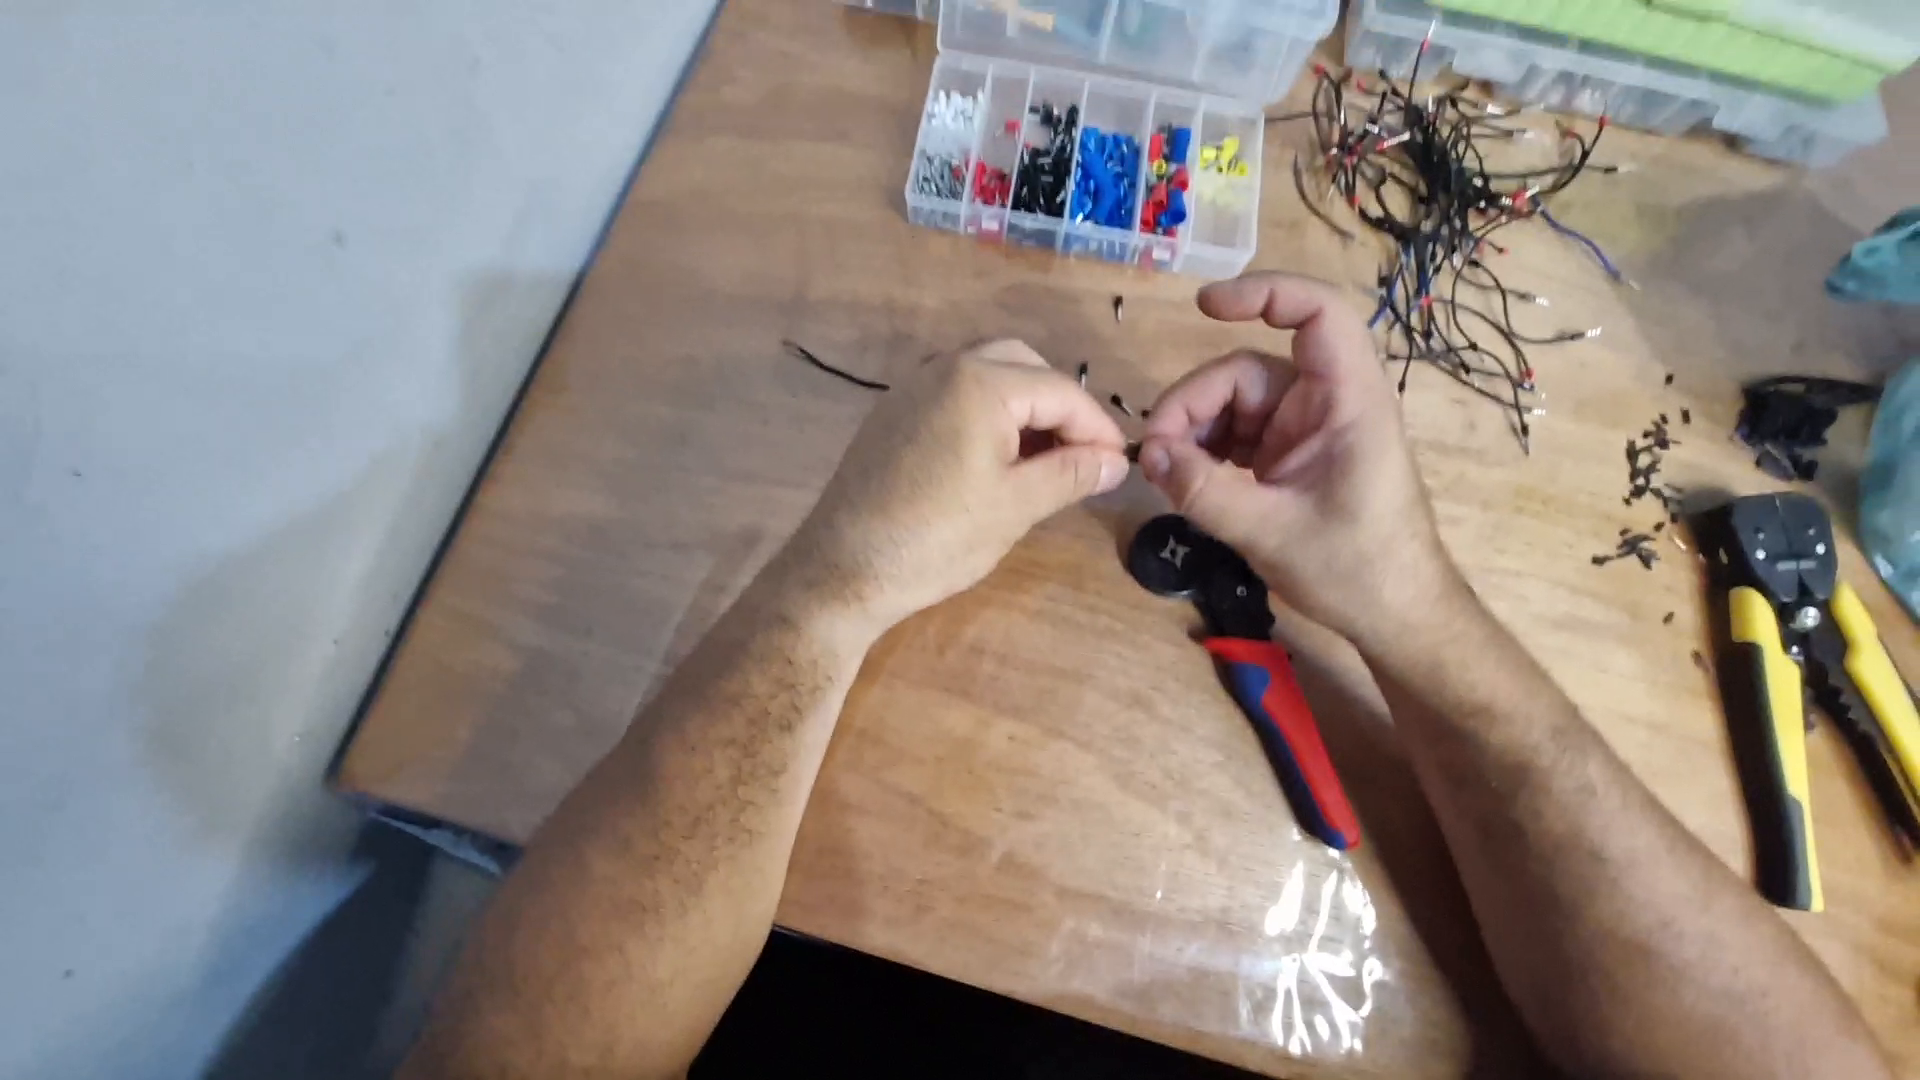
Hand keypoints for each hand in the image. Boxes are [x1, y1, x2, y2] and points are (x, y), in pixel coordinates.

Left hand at [787, 340, 1128, 632]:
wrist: (842, 569)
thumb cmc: (935, 539)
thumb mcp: (1015, 506)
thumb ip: (1071, 473)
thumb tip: (1117, 461)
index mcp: (979, 382)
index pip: (1060, 390)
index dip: (1097, 427)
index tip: (1119, 464)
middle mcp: (943, 368)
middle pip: (1023, 366)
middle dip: (1060, 407)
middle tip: (1080, 455)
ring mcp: (912, 389)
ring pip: (986, 377)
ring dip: (1024, 409)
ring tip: (1043, 460)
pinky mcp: (893, 415)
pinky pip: (954, 397)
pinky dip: (987, 416)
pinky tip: (995, 461)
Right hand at [1137, 272, 1463, 649]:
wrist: (1392, 614)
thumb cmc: (1356, 569)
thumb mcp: (1271, 533)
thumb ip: (1205, 492)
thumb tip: (1149, 455)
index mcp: (1347, 401)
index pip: (1317, 314)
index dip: (1265, 293)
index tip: (1204, 307)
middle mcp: (1325, 403)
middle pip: (1246, 372)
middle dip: (1194, 405)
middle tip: (1157, 456)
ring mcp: (1303, 430)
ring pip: (1232, 405)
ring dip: (1193, 433)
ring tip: (1167, 476)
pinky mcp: (1287, 457)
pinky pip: (1235, 436)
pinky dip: (1205, 453)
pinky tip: (1185, 481)